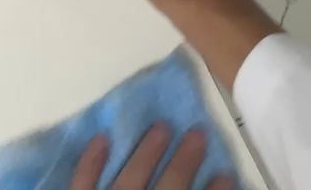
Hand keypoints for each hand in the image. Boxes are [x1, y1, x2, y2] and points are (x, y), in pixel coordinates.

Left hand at [69, 124, 232, 189]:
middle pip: (168, 188)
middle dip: (184, 162)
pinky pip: (83, 184)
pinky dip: (91, 161)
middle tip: (199, 133)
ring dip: (148, 152)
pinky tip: (102, 138)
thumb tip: (218, 181)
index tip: (228, 174)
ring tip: (163, 126)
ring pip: (131, 179)